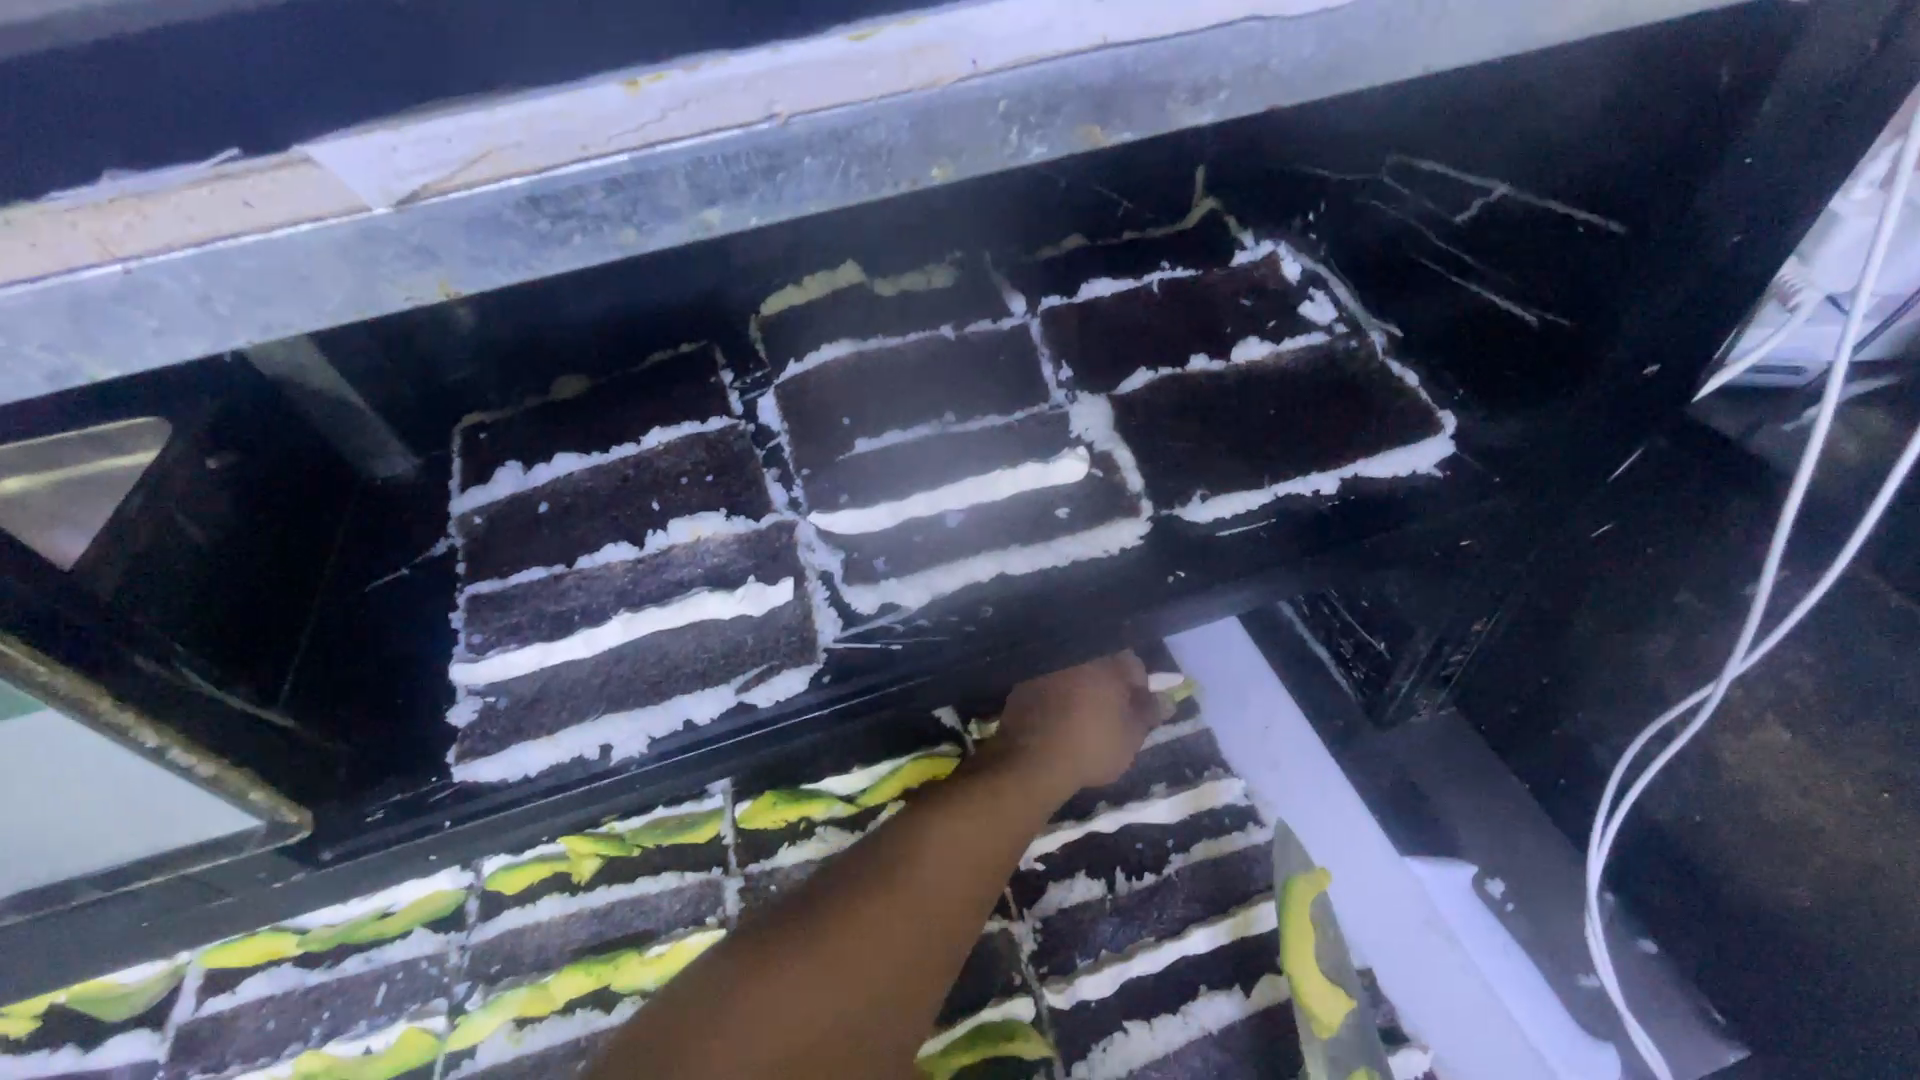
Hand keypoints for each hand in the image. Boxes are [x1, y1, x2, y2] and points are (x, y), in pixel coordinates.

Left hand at [989, 651, 1159, 802]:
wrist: (1032, 761)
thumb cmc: (1092, 747)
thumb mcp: (1132, 736)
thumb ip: (1149, 712)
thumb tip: (1167, 699)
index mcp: (1107, 664)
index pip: (1133, 664)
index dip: (1139, 687)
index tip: (1136, 712)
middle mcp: (1075, 657)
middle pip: (1100, 667)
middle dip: (1108, 687)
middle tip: (1109, 718)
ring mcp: (1044, 669)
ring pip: (1072, 675)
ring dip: (1079, 691)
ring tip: (1079, 722)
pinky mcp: (1021, 685)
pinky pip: (1047, 686)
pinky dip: (1054, 699)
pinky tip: (1053, 723)